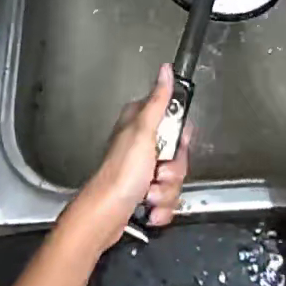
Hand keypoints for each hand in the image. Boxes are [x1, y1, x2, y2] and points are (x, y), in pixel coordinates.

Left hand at [64, 63, 193, 246]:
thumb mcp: (143, 130)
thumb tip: (166, 70)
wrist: (106, 215)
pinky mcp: (146, 193)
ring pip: (175, 179)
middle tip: (158, 172)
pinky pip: (169, 200)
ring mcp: (145, 169)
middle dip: (173, 171)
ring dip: (165, 192)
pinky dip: (161, 209)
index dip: (180, 138)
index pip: (176, 121)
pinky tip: (149, 209)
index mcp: (142, 123)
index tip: (174, 145)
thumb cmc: (121, 172)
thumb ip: (159, 100)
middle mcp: (143, 144)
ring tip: (148, 193)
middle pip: (179, 154)